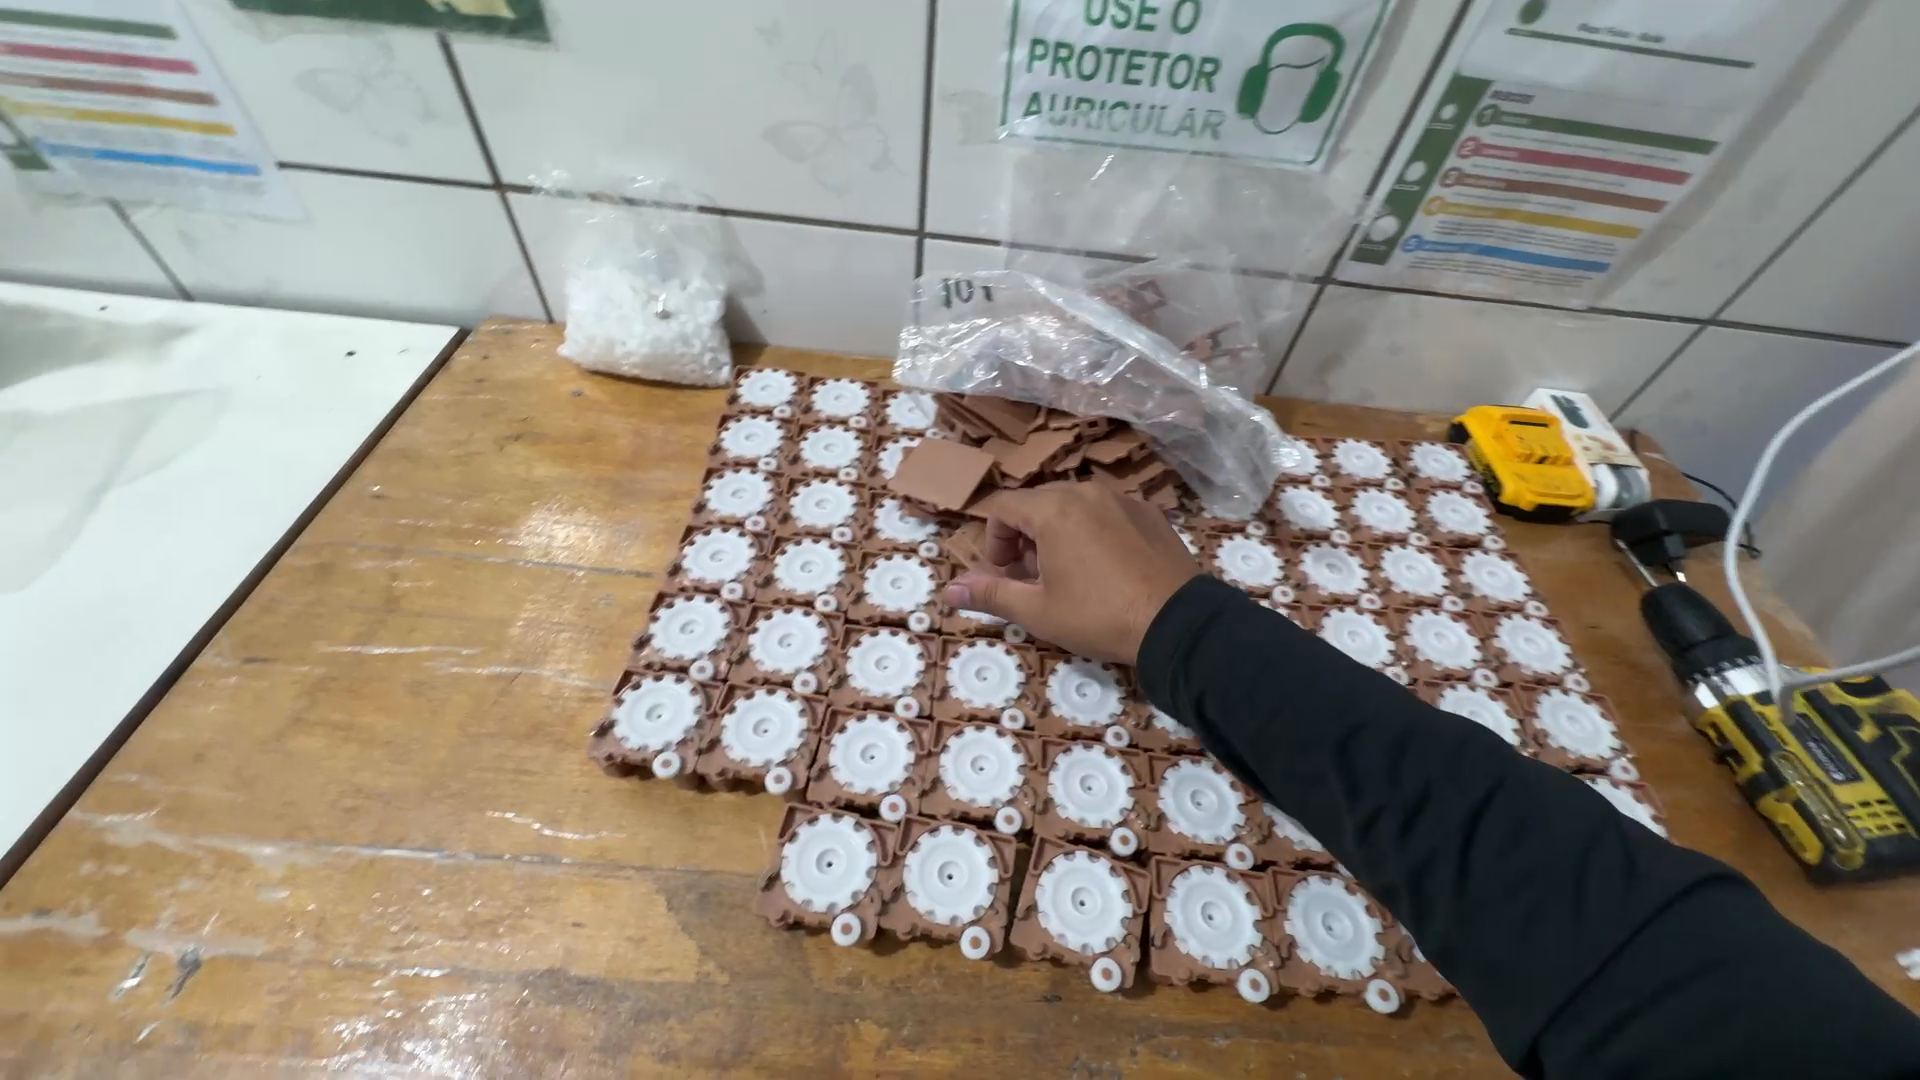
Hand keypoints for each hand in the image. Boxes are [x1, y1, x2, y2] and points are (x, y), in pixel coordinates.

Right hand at [942, 483, 1199, 664]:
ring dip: (1058, 534)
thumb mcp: (1037, 611)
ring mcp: (1123, 499)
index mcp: (1053, 508)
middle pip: (1037, 504)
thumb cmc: (1098, 616)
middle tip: (1035, 579)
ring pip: (1073, 506)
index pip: (1003, 508)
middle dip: (1025, 538)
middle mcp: (1086, 491)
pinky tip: (1106, 569)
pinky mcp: (1150, 513)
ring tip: (1070, 575)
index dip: (994, 542)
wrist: (1178, 624)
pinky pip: (1107, 513)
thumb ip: (991, 594)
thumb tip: (949, 590)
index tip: (1005, 575)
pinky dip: (1093, 532)